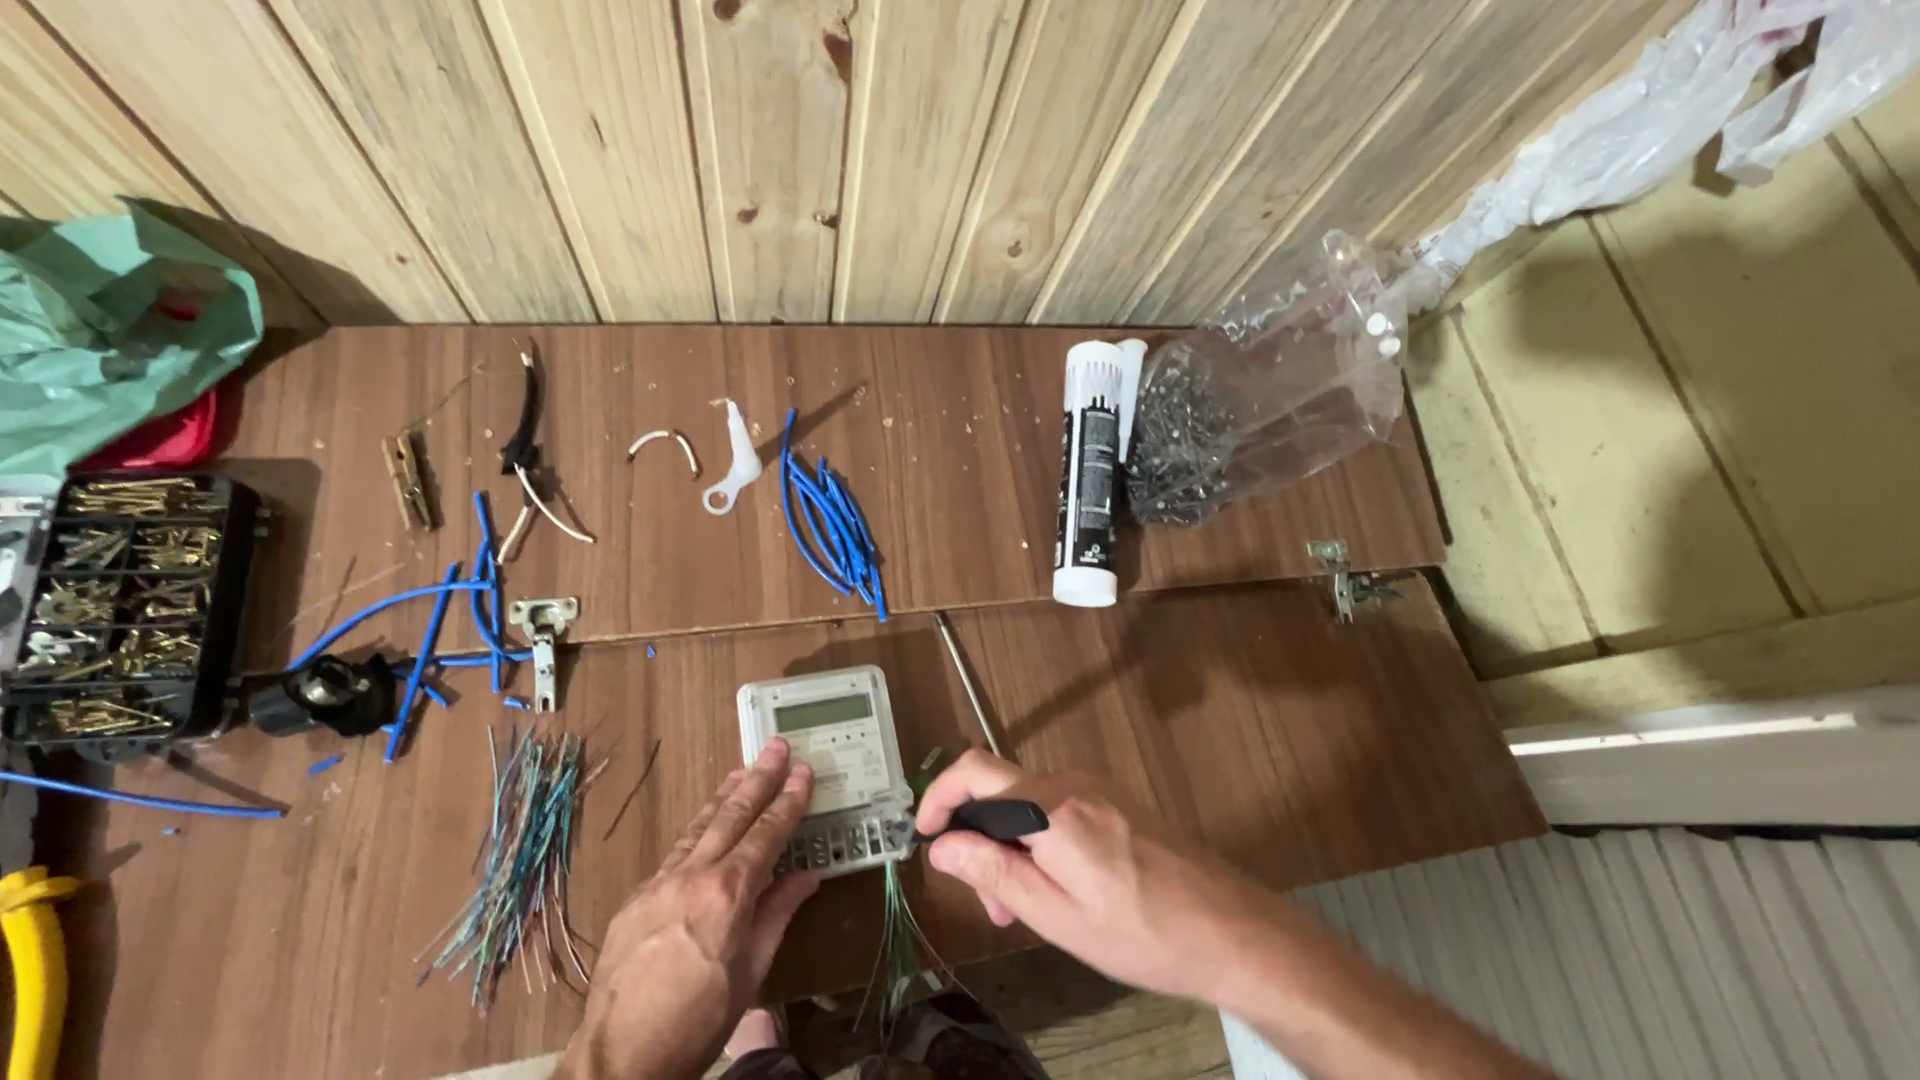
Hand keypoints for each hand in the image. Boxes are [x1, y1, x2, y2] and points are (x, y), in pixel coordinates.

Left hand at [557, 740, 818, 1079]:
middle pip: (732, 815)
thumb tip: (806, 877)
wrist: (620, 1057)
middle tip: (776, 746)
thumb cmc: (699, 1020)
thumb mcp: (751, 972)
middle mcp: (692, 876)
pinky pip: (675, 853)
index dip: (789, 801)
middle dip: (758, 778)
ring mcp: (658, 884)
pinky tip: (705, 827)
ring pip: (698, 827)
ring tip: (743, 770)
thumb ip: (777, 915)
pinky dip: (697, 831)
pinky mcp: (636, 899)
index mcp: (728, 893)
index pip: (767, 834)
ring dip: (724, 796)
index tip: (804, 771)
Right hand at [916, 750, 1284, 1004]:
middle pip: (998, 789)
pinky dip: (1038, 841)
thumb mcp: (1056, 915)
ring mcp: (1097, 788)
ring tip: (1022, 907)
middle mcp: (1071, 782)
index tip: (924, 837)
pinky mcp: (1115, 802)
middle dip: (978, 839)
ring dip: (1009, 846)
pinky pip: (1056, 808)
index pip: (973, 772)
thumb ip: (994, 871)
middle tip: (989, 904)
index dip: (938, 797)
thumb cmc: (1142, 932)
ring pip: (1026, 802)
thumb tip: (942, 845)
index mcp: (1052, 806)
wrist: (1231, 930)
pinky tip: (1055, 888)